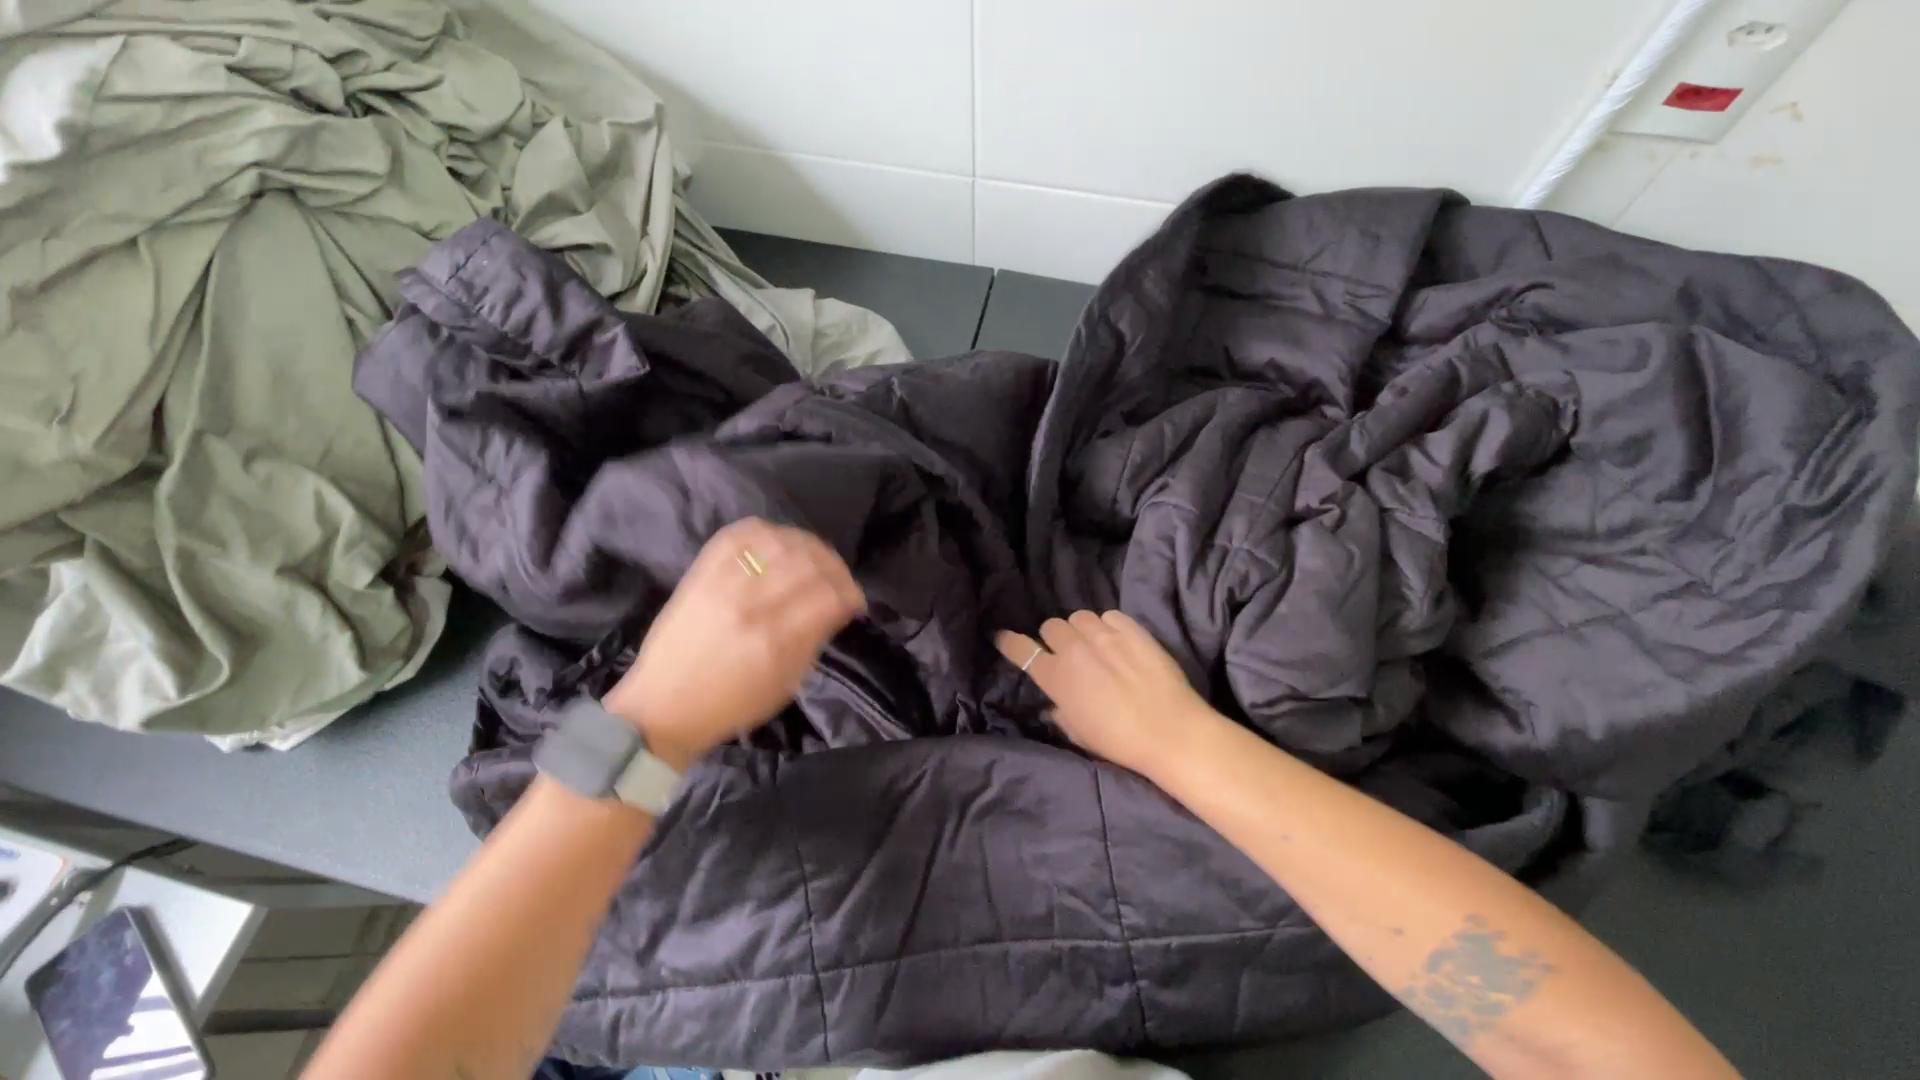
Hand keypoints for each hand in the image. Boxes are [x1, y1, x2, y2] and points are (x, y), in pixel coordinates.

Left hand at [604, 518, 864, 771]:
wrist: (663, 706)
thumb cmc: (730, 705)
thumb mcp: (785, 684)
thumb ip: (813, 640)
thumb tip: (839, 607)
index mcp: (774, 641)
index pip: (828, 596)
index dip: (851, 592)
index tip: (854, 601)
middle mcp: (750, 606)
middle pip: (808, 563)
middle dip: (835, 568)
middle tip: (839, 580)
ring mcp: (722, 584)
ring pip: (779, 542)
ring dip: (808, 547)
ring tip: (815, 560)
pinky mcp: (700, 573)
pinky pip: (739, 534)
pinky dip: (768, 532)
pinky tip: (781, 544)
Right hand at [995, 610, 1221, 778]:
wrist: (1170, 731)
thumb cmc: (1120, 742)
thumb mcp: (1079, 734)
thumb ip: (1060, 713)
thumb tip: (1054, 704)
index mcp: (1055, 678)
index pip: (1020, 649)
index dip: (1009, 642)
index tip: (1004, 638)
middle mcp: (1074, 650)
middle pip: (1051, 626)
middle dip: (1054, 638)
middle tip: (1068, 653)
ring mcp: (1104, 636)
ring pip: (1078, 616)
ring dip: (1080, 629)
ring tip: (1094, 644)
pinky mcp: (1132, 629)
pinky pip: (1109, 615)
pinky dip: (1108, 626)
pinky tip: (1118, 641)